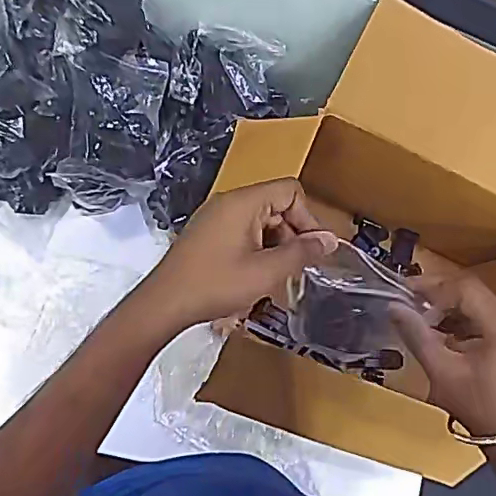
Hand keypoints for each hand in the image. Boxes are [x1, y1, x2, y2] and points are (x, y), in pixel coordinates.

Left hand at [131, 179, 339, 331]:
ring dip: (276, 246)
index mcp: (243, 202)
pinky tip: (255, 277)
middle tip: (295, 268)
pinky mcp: (208, 234)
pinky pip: (244, 232)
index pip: (290, 191)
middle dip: (292, 235)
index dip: (308, 218)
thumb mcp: (267, 272)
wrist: (165, 303)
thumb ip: (302, 253)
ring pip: (261, 222)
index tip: (313, 249)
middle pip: (276, 206)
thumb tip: (330, 241)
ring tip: (275, 277)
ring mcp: (215, 217)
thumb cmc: (215, 285)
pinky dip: (258, 250)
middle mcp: (228, 202)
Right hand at [391, 275, 495, 437]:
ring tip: (417, 313)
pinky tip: (435, 326)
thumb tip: (394, 308)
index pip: (464, 288)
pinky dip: (454, 315)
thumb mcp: (442, 370)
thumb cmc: (476, 403)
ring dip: (444, 303)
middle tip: (406, 298)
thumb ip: (418, 336)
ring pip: (472, 299)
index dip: (432, 287)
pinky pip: (476, 313)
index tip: (405, 293)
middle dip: (436, 292)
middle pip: (469, 289)